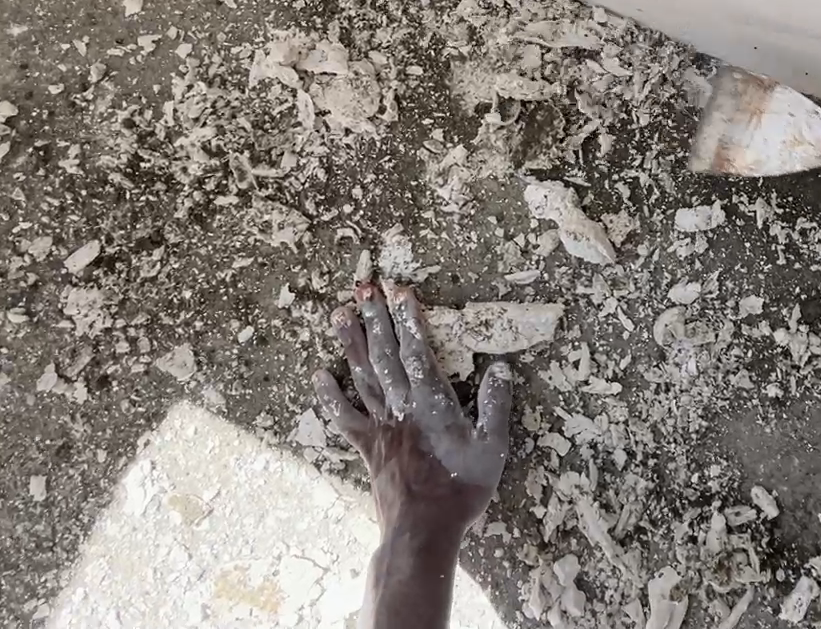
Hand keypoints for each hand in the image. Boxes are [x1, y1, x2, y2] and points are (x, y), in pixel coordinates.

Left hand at [313, 282, 514, 541]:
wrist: (422, 532)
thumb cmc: (461, 488)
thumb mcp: (493, 447)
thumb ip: (496, 406)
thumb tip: (500, 368)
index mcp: (431, 402)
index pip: (417, 350)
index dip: (409, 319)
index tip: (401, 290)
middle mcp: (401, 406)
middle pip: (384, 354)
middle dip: (375, 318)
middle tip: (364, 287)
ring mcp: (380, 425)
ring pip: (361, 375)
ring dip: (350, 342)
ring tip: (338, 312)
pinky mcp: (367, 446)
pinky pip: (344, 416)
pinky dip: (330, 395)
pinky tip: (319, 374)